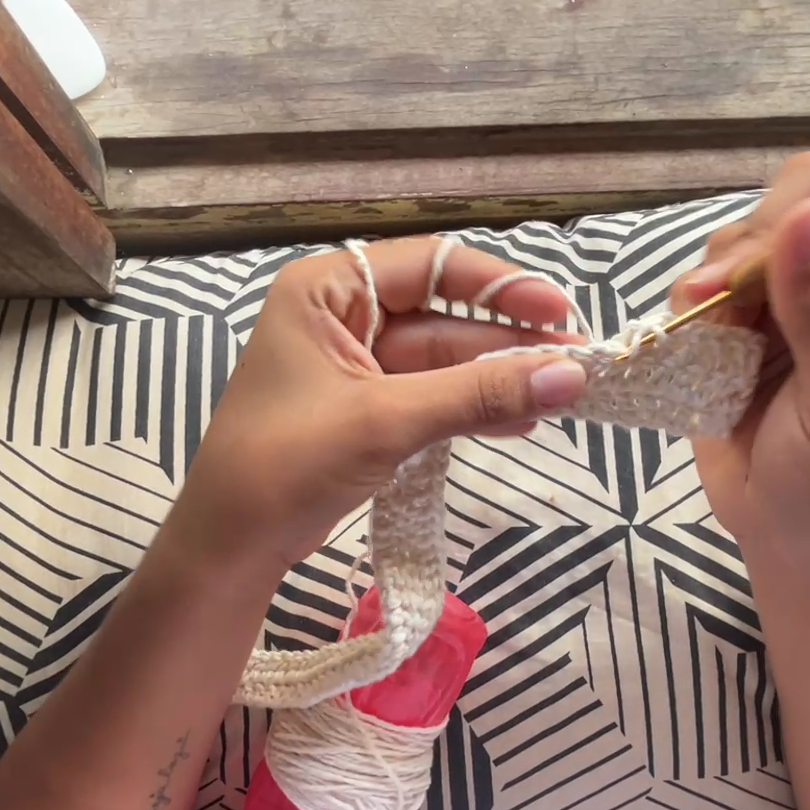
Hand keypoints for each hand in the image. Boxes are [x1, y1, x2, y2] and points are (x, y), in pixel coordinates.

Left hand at [169, 237, 588, 571]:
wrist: (232, 543)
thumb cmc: (288, 464)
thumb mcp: (385, 421)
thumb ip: (476, 394)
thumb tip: (570, 375)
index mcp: (328, 290)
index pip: (430, 265)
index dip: (500, 285)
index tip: (560, 313)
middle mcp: (342, 316)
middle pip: (442, 317)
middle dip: (506, 345)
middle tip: (576, 366)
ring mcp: (355, 366)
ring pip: (441, 362)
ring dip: (495, 382)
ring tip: (560, 399)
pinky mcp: (365, 410)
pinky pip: (429, 397)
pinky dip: (470, 410)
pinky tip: (518, 423)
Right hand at [684, 119, 809, 560]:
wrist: (784, 537)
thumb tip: (808, 214)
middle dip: (778, 219)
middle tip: (739, 277)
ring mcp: (792, 296)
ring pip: (755, 227)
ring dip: (727, 259)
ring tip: (706, 308)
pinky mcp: (737, 321)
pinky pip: (709, 275)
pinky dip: (694, 292)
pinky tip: (693, 323)